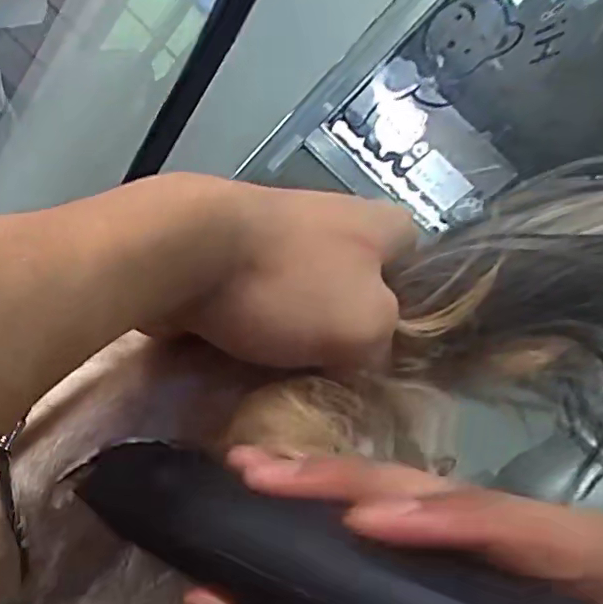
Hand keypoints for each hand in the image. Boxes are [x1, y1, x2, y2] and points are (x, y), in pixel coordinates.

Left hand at [145, 176, 417, 370]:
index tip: (372, 368)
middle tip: (320, 381)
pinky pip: (252, 307)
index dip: (400, 329)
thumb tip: (361, 361)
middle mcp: (337, 222)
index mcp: (387, 224)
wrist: (185, 255)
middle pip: (350, 296)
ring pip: (298, 305)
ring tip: (272, 379)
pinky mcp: (229, 259)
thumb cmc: (286, 284)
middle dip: (334, 337)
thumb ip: (380, 344)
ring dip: (286, 340)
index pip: (417, 283)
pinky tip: (236, 362)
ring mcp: (278, 238)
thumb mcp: (365, 324)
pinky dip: (246, 333)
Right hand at [185, 448, 602, 603]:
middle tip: (281, 483)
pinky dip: (326, 487)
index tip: (374, 528)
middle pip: (475, 498)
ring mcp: (482, 558)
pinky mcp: (430, 552)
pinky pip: (388, 504)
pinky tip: (268, 473)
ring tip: (257, 471)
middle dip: (371, 485)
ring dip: (337, 474)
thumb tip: (208, 596)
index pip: (580, 549)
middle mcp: (542, 582)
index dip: (484, 519)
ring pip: (425, 488)